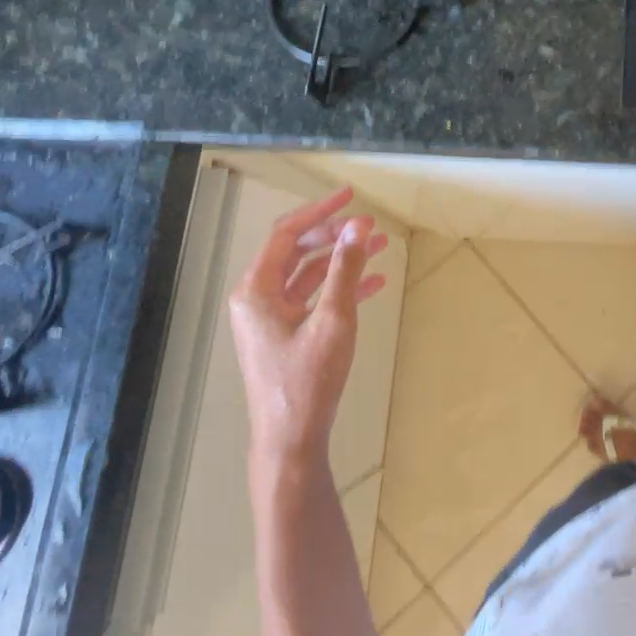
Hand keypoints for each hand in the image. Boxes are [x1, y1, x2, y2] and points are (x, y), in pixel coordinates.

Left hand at [228, 190, 389, 468]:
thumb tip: (358, 226)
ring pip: (306, 273)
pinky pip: (311, 298)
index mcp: (256, 289)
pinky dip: (339, 287)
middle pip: (295, 250)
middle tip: (369, 228)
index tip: (352, 197)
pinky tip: (374, 283)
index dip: (320, 211)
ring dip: (340, 260)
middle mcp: (257, 298)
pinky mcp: (284, 334)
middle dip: (334, 236)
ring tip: (379, 248)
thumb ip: (345, 269)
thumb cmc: (308, 379)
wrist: (291, 438)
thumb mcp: (334, 319)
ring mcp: (269, 317)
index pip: (287, 234)